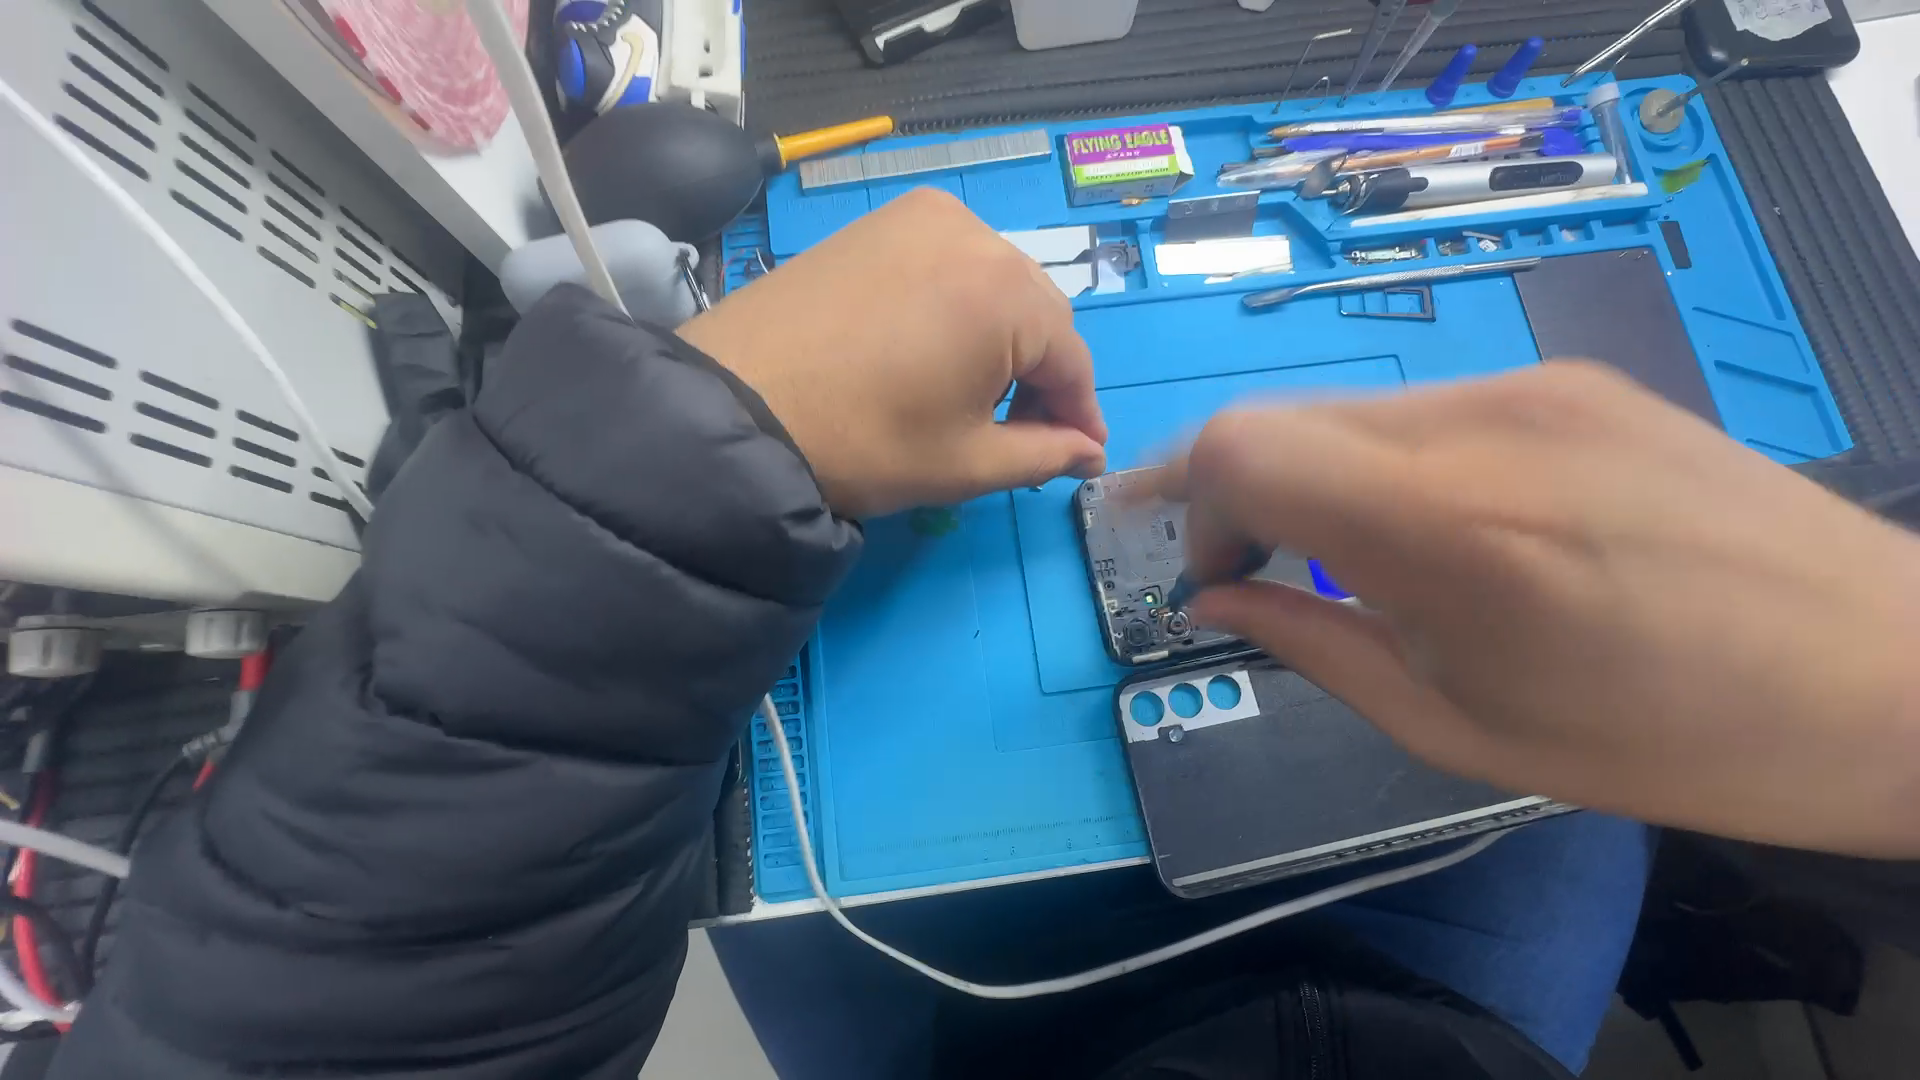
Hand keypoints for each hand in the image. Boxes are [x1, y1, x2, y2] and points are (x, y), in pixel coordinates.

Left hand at [677, 188, 1106, 518]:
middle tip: (1026, 434)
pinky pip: (948, 265)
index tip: (1082, 454)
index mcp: (1007, 292)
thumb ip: (1045, 454)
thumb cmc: (864, 444)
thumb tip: (1091, 452)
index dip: (1080, 412)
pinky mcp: (878, 222)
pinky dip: (959, 309)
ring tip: (977, 399)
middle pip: (1037, 315)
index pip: (1072, 357)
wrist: (736, 409)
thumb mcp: (966, 462)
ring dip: (1001, 343)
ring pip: (994, 286)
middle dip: (1040, 376)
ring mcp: (920, 218)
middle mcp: (974, 234)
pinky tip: (936, 353)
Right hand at [1157, 363, 1919, 856]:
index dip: (1186, 500)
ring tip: (1320, 549)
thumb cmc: (1657, 738)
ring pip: (1333, 410)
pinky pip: (1406, 409)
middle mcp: (1477, 425)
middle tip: (1234, 563)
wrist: (1897, 676)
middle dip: (1223, 491)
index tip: (1201, 567)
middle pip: (1271, 419)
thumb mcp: (1449, 724)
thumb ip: (1305, 643)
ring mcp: (1524, 387)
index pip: (1241, 452)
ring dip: (1294, 476)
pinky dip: (1361, 460)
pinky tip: (1407, 520)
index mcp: (1447, 530)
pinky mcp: (1559, 379)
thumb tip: (1208, 600)